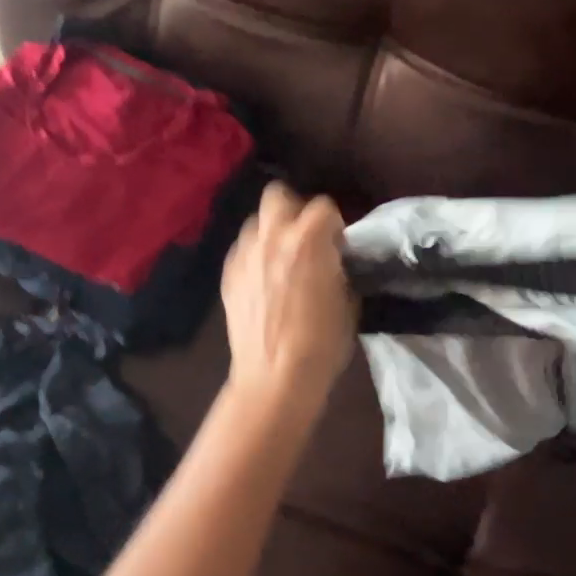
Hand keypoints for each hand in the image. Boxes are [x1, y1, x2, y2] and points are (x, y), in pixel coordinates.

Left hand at [219, 182, 357, 414]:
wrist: (275, 378)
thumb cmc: (322, 343)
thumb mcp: (348, 300)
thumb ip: (337, 268)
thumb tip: (333, 262)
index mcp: (309, 240)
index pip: (324, 206)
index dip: (334, 225)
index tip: (338, 245)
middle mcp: (272, 237)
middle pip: (278, 196)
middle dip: (294, 209)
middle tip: (305, 237)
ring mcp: (245, 255)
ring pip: (255, 223)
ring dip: (271, 233)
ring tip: (280, 258)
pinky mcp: (228, 275)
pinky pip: (242, 251)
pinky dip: (254, 257)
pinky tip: (263, 281)